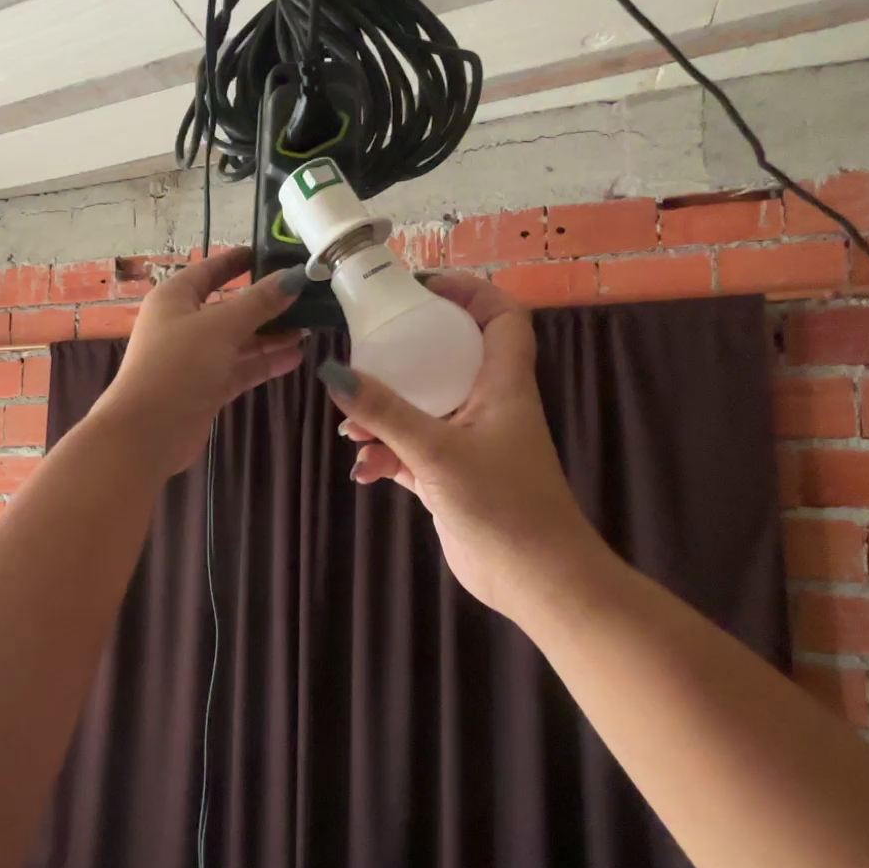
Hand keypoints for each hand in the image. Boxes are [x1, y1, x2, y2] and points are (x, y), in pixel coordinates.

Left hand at [85, 247, 307, 479]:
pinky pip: (239, 368)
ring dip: (270, 336)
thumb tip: (294, 278)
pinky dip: (263, 363)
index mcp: (175, 298)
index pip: (210, 270)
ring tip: (309, 329)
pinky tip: (295, 357)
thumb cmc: (179, 365)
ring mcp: (194, 359)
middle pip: (229, 307)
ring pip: (237, 341)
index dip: (238, 261)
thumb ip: (260, 302)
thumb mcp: (221, 326)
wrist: (148, 431)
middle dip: (266, 304)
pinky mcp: (205, 388)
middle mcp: (182, 324)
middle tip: (306, 296)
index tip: (270, 253)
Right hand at [321, 273, 611, 615]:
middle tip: (365, 351)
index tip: (421, 287)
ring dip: (383, 416)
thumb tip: (333, 373)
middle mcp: (487, 406)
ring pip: (421, 409)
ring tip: (350, 431)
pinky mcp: (450, 477)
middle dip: (403, 356)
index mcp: (502, 385)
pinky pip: (409, 451)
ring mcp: (468, 443)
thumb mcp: (437, 452)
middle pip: (448, 359)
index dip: (469, 292)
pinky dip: (384, 455)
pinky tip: (362, 471)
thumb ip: (385, 413)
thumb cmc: (502, 504)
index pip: (501, 317)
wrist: (535, 580)